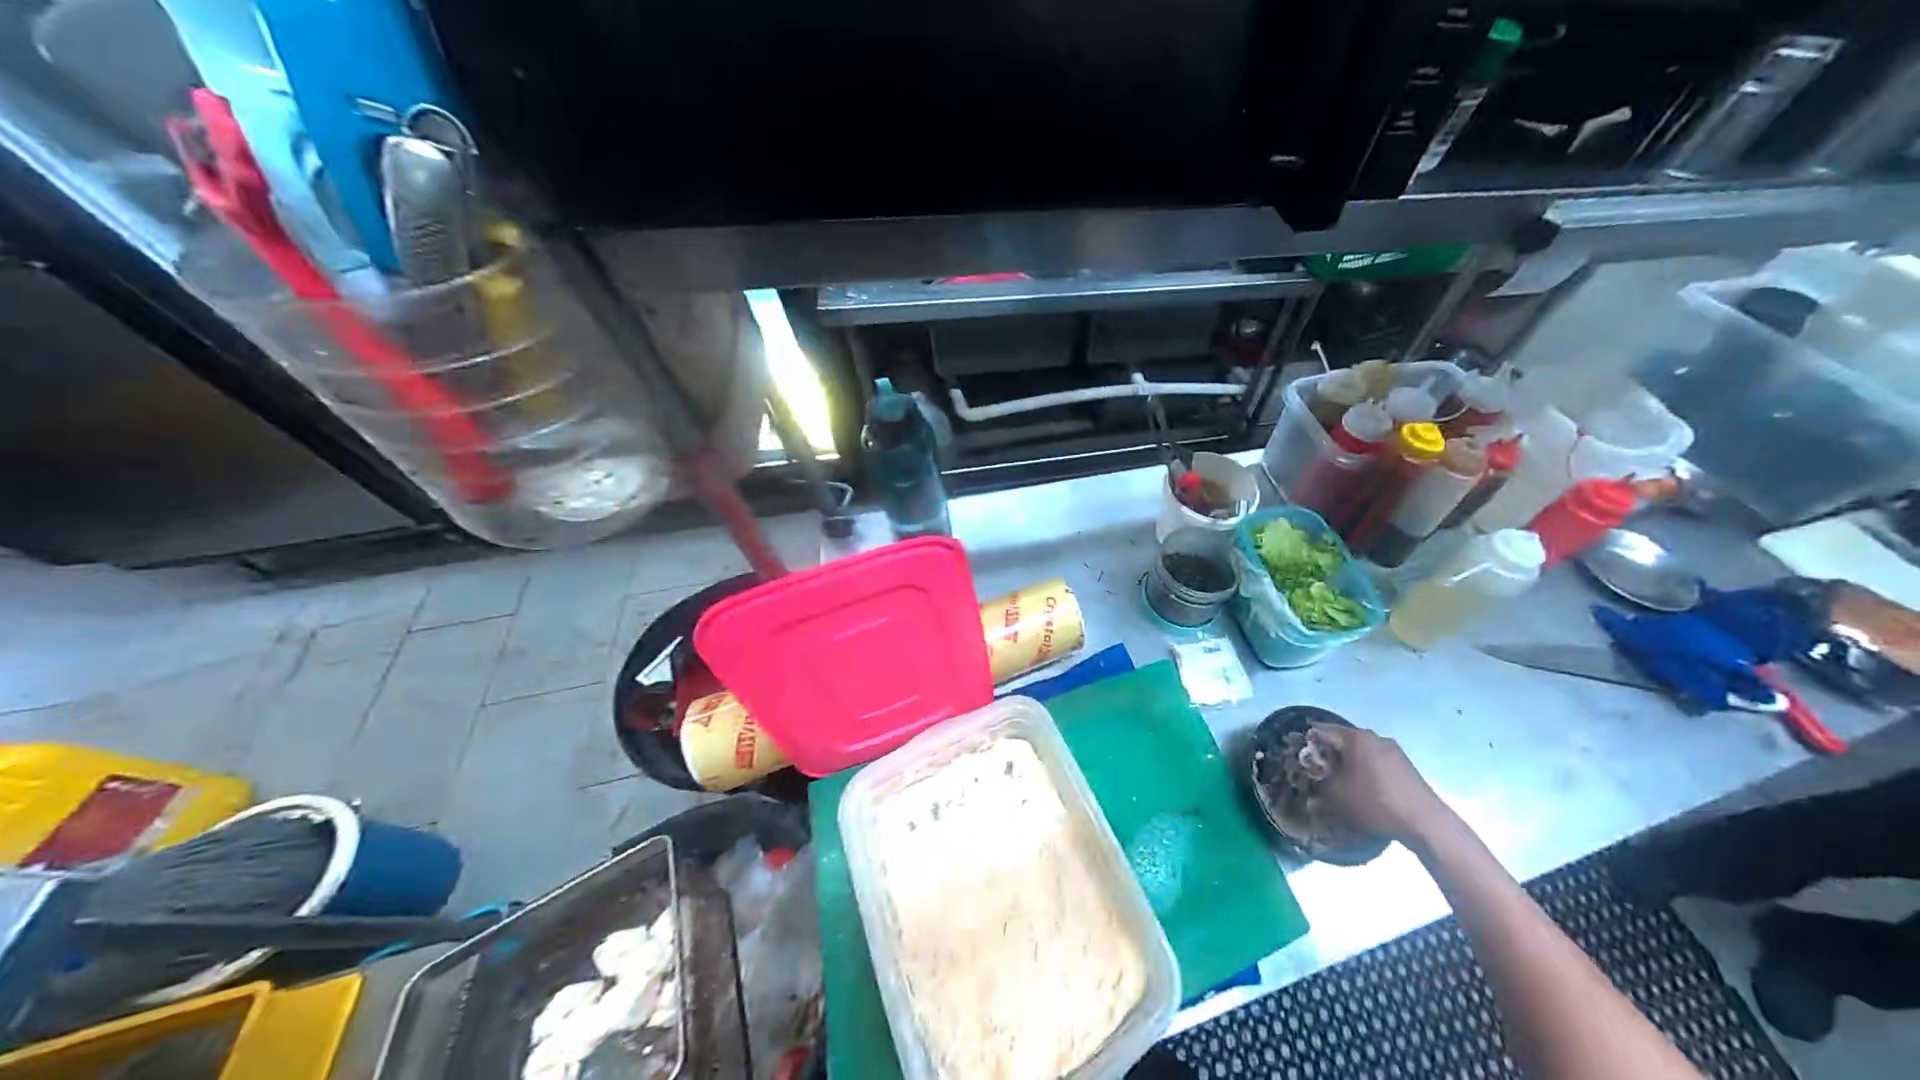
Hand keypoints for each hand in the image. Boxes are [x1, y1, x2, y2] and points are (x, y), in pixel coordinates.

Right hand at [1308, 724, 1451, 844]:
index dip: (1307, 745)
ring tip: (1342, 784)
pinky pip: (1377, 762)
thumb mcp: (1335, 795)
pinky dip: (1366, 771)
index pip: (1321, 731)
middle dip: (1329, 755)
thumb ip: (1318, 782)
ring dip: (1349, 764)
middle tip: (1319, 774)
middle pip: (1343, 740)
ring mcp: (1394, 751)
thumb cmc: (1373, 802)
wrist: (1424, 823)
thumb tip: (1314, 779)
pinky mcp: (1406, 766)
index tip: (1301, 761)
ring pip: (1361, 752)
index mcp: (1355, 737)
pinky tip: (1365, 790)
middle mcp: (1375, 737)